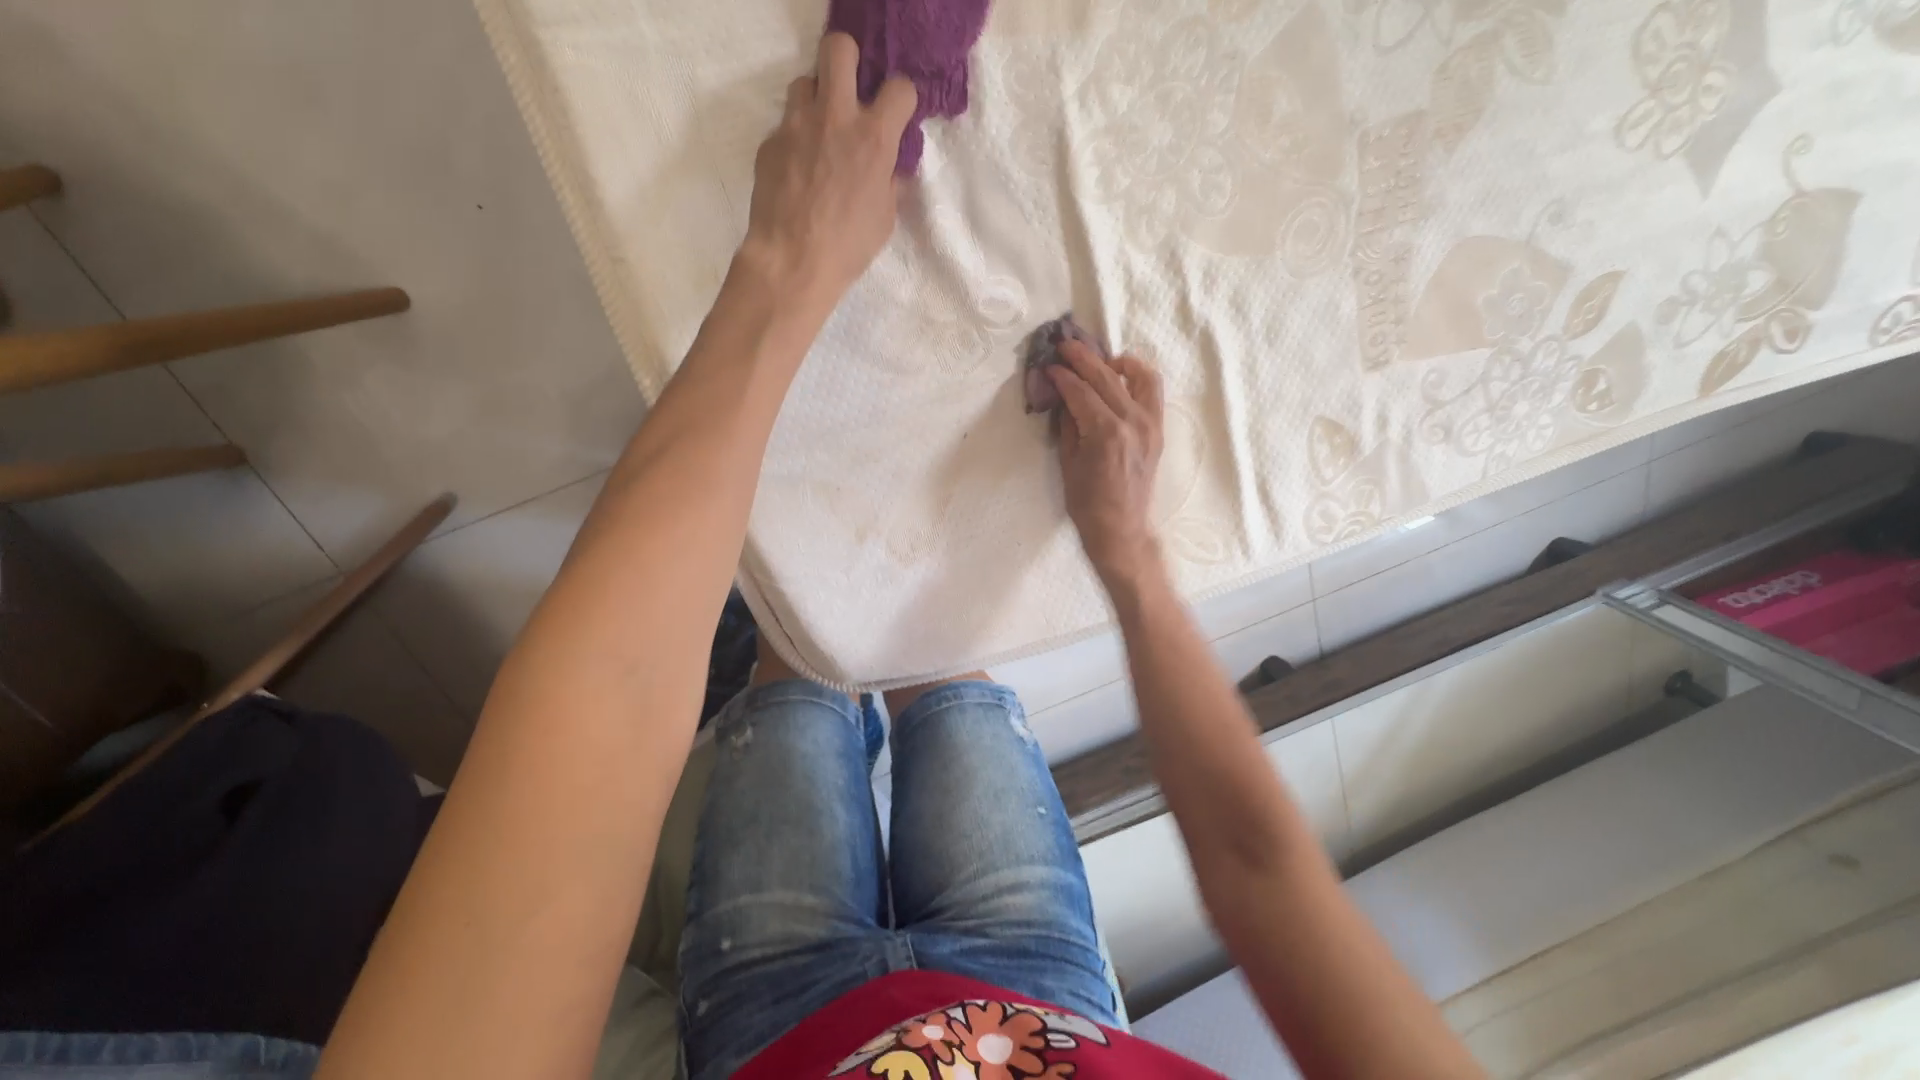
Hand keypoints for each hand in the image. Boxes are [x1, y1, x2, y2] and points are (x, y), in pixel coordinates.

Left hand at [738, 33, 916, 314]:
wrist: (792, 261)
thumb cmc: (848, 246)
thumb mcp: (885, 216)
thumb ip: (888, 179)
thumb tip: (890, 167)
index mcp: (873, 137)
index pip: (899, 87)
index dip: (901, 99)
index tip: (896, 114)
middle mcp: (834, 117)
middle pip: (838, 49)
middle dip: (848, 60)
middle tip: (849, 89)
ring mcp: (796, 125)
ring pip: (804, 82)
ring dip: (815, 100)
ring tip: (818, 132)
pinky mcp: (769, 142)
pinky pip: (785, 126)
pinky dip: (794, 140)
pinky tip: (797, 171)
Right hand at [1049, 341, 1165, 587]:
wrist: (1121, 528)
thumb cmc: (1087, 503)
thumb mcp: (1068, 462)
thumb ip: (1068, 423)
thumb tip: (1063, 395)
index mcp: (1105, 433)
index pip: (1081, 391)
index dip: (1062, 375)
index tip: (1049, 365)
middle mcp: (1132, 422)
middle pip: (1106, 377)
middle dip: (1083, 358)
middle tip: (1064, 345)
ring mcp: (1150, 424)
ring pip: (1138, 375)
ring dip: (1116, 361)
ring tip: (1098, 358)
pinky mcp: (1158, 429)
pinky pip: (1152, 391)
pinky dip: (1137, 376)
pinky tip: (1120, 375)